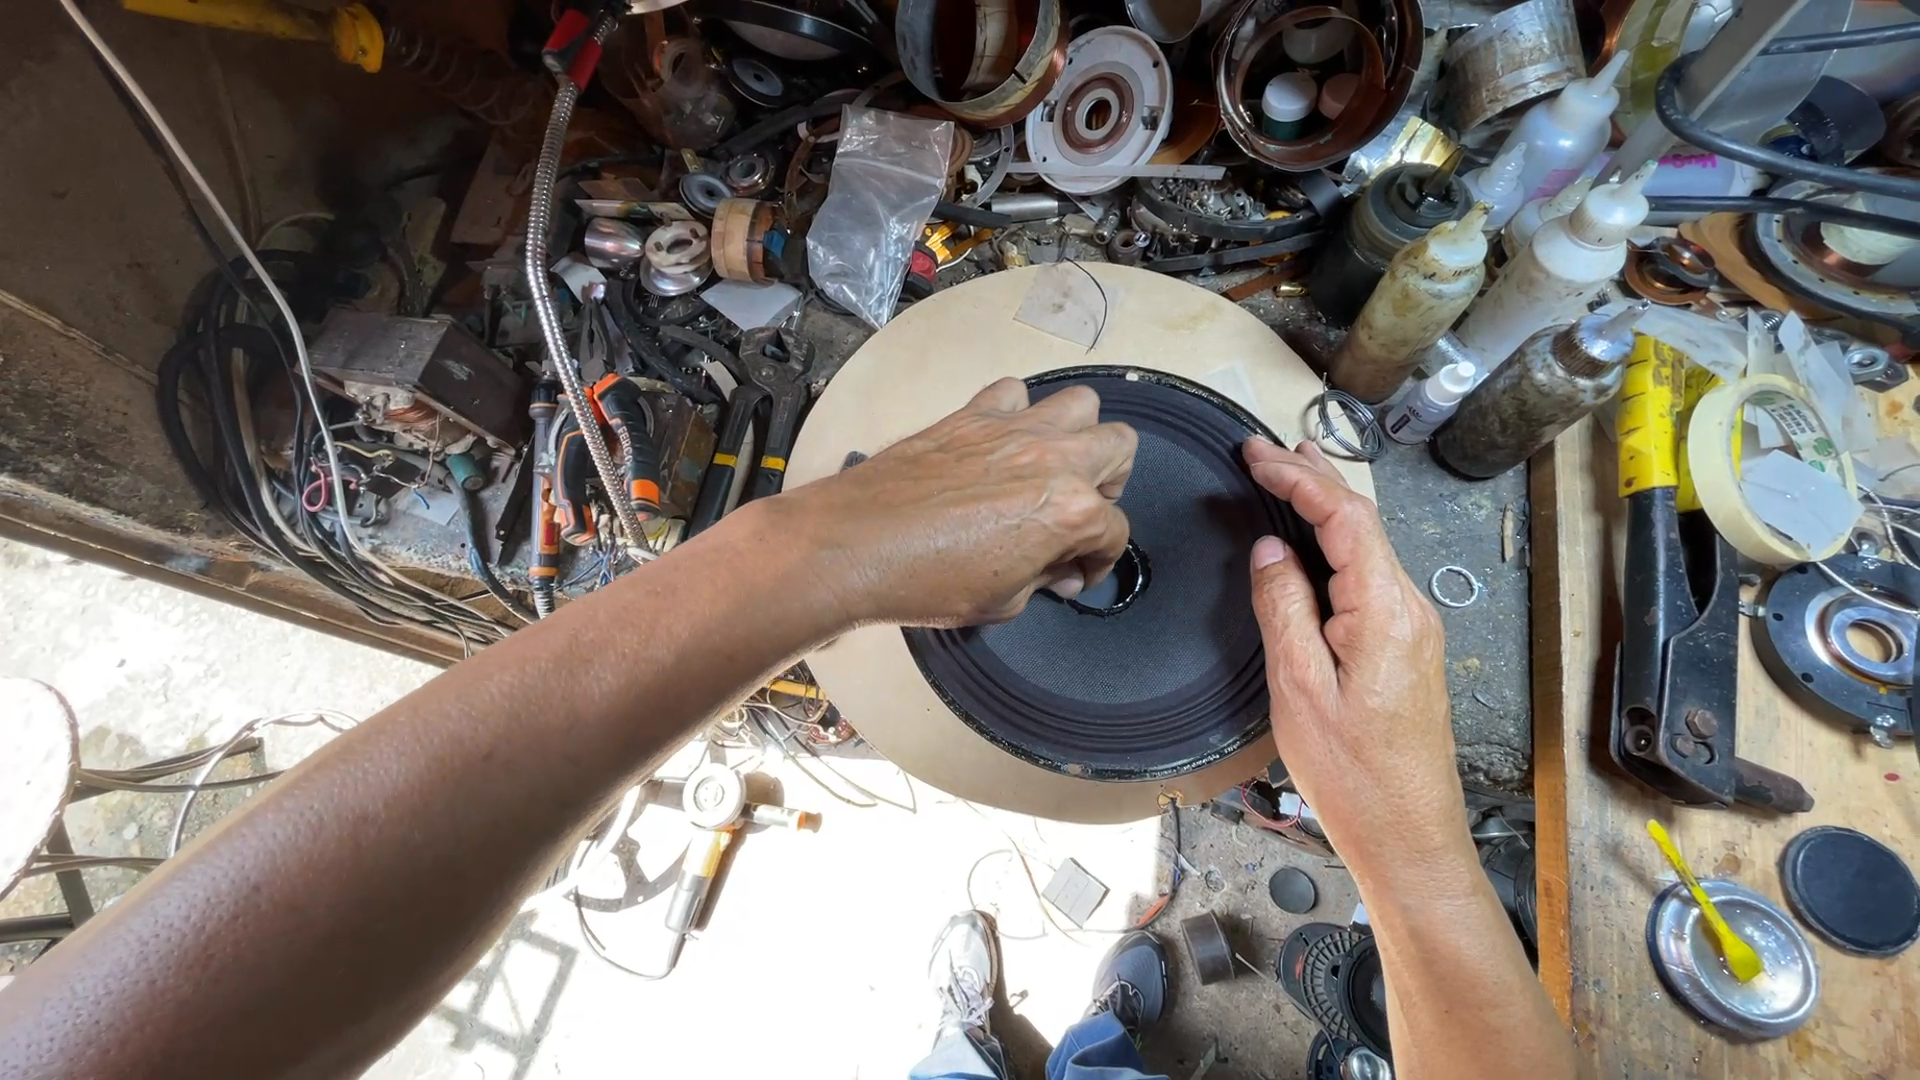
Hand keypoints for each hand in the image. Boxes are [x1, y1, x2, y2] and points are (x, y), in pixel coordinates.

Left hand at [780, 377, 1137, 627]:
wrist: (854, 546)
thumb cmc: (927, 583)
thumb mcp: (1002, 601)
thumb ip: (1044, 576)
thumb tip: (1060, 568)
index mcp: (1068, 511)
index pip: (1114, 530)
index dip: (1100, 559)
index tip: (1074, 574)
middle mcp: (1052, 458)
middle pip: (1119, 448)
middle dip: (1108, 483)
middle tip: (1077, 513)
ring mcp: (1012, 428)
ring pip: (1079, 404)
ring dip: (1075, 436)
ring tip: (1047, 469)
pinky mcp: (971, 415)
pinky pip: (1012, 393)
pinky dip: (1016, 414)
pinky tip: (998, 445)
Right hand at [1242, 438, 1468, 870]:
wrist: (1407, 833)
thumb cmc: (1353, 772)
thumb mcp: (1300, 687)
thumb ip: (1285, 607)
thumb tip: (1272, 549)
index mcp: (1385, 613)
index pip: (1344, 519)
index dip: (1299, 478)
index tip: (1255, 456)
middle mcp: (1409, 608)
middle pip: (1362, 521)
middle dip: (1312, 477)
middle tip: (1265, 450)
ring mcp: (1410, 625)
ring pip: (1367, 543)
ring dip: (1326, 502)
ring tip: (1293, 468)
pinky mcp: (1402, 642)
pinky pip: (1367, 571)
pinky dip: (1336, 539)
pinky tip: (1315, 534)